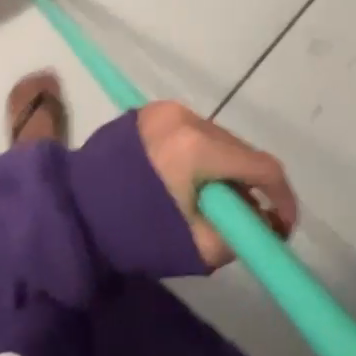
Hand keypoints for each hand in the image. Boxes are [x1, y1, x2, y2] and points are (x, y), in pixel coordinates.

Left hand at [137, 100, 298, 270]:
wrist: (73, 207)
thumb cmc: (137, 230)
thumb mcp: (201, 245)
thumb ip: (243, 232)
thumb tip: (262, 219)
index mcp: (197, 146)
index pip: (262, 166)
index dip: (283, 198)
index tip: (281, 226)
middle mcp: (182, 118)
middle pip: (239, 150)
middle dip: (249, 184)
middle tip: (244, 218)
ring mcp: (161, 111)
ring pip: (215, 139)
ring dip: (224, 168)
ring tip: (211, 201)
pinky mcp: (145, 113)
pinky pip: (189, 133)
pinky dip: (199, 155)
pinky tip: (187, 182)